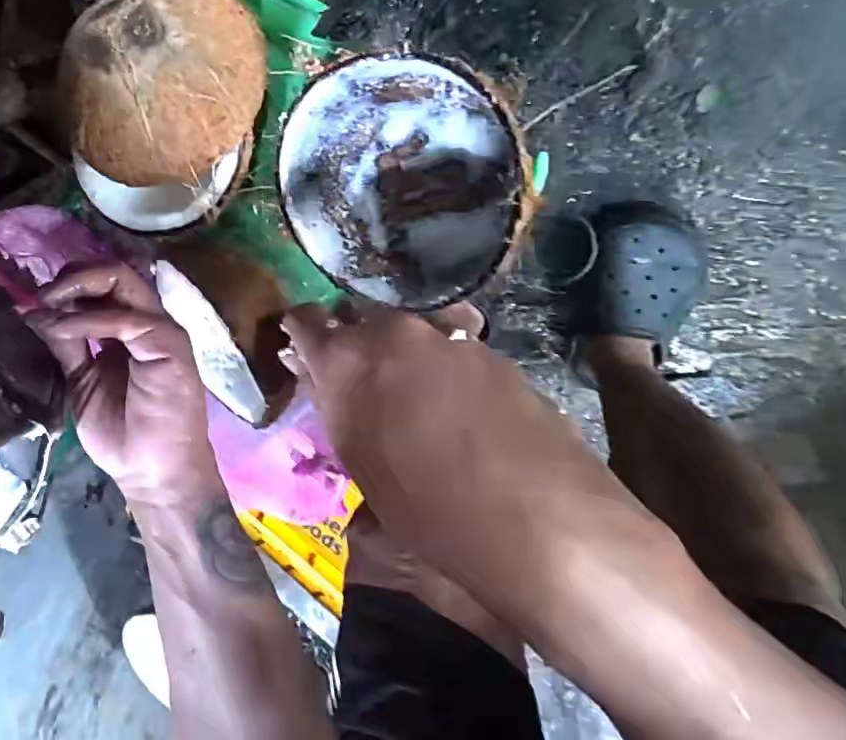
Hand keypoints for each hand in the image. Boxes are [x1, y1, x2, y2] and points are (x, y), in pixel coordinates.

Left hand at [27, 262, 220, 510]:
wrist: (152, 473)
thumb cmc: (122, 432)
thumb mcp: (82, 380)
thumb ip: (69, 344)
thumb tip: (37, 312)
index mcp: (129, 327)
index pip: (102, 285)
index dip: (69, 284)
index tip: (33, 300)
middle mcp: (147, 320)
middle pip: (113, 273)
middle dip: (72, 276)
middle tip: (40, 294)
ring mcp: (161, 329)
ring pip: (122, 279)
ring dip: (77, 286)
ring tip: (46, 303)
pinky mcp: (169, 344)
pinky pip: (124, 318)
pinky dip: (87, 319)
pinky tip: (61, 327)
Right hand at [282, 303, 653, 611]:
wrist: (543, 526)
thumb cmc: (427, 511)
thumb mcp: (360, 462)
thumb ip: (331, 402)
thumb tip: (312, 371)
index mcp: (346, 358)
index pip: (305, 319)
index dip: (302, 334)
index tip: (305, 354)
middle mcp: (392, 332)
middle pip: (360, 321)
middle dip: (356, 346)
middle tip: (364, 387)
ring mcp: (446, 338)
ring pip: (408, 334)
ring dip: (402, 357)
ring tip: (418, 402)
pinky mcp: (491, 353)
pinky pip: (451, 350)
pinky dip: (444, 370)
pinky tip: (463, 413)